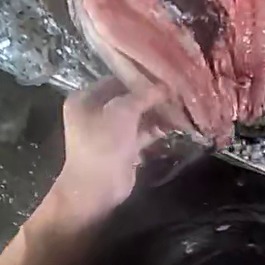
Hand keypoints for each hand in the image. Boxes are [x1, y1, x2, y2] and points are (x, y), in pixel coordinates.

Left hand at [39, 79, 164, 232]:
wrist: (97, 187)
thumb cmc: (104, 143)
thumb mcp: (122, 111)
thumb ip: (142, 95)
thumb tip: (164, 86)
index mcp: (85, 98)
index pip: (116, 80)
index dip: (140, 78)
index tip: (164, 76)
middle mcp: (94, 112)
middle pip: (127, 98)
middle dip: (151, 97)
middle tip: (176, 92)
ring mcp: (108, 132)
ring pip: (136, 116)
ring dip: (156, 113)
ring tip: (180, 107)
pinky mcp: (122, 148)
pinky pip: (141, 133)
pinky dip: (155, 130)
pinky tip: (174, 125)